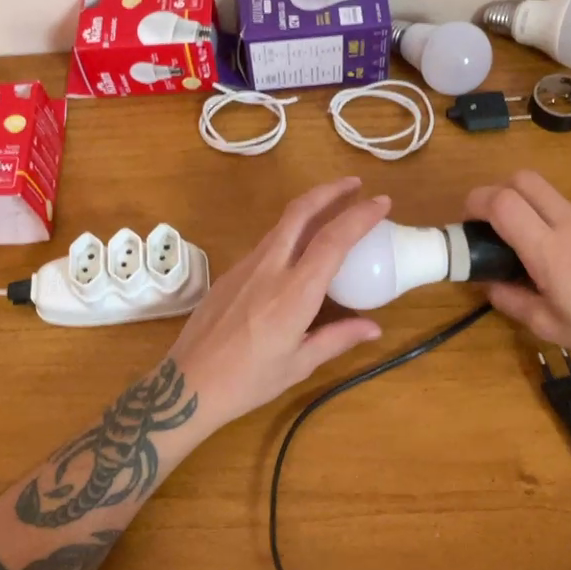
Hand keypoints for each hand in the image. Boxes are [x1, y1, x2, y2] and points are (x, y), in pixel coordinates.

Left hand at [167, 178, 388, 432]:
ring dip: (309, 209)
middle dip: (330, 191)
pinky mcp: (229, 274)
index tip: (382, 202)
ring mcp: (245, 267)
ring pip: (281, 225)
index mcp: (294, 293)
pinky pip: (266, 244)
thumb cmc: (248, 381)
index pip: (333, 240)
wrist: (188, 384)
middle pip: (300, 211)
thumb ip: (338, 338)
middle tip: (355, 185)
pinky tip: (298, 250)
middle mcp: (269, 268)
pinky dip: (289, 234)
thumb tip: (374, 327)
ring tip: (331, 211)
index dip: (360, 215)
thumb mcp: (299, 364)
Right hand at [466, 170, 570, 387]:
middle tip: (498, 221)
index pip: (502, 202)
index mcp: (551, 252)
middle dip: (501, 192)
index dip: (477, 202)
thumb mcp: (548, 327)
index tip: (469, 218)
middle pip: (525, 179)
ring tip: (555, 253)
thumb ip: (509, 298)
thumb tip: (488, 280)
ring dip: (542, 215)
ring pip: (558, 199)